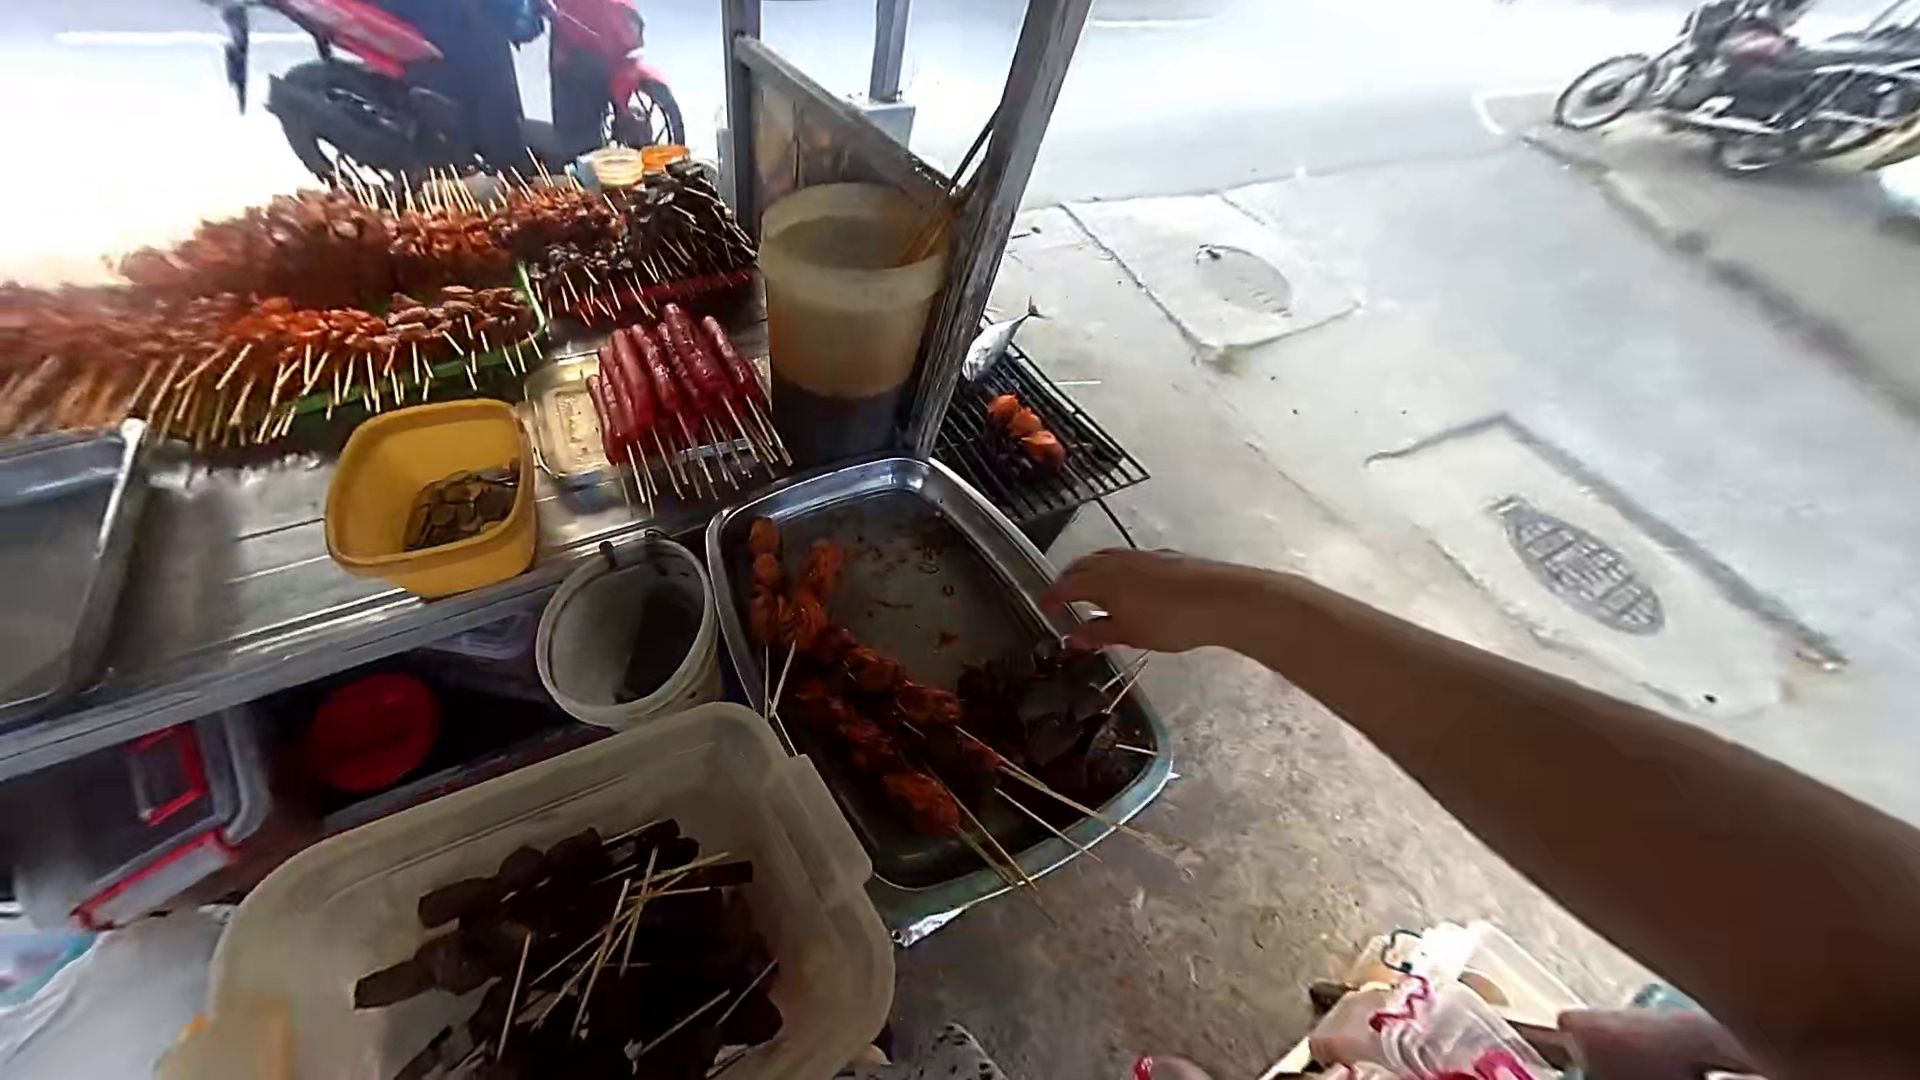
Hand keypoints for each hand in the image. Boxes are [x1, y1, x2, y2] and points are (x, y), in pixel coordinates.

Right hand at [1041, 548, 1264, 652]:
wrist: (1221, 598)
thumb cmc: (1170, 621)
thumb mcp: (1129, 634)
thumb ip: (1098, 634)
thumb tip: (1072, 637)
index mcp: (1100, 580)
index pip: (1065, 585)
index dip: (1051, 596)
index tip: (1043, 606)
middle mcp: (1115, 561)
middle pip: (1081, 565)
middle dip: (1067, 580)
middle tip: (1062, 597)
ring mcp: (1139, 555)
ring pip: (1103, 558)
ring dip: (1090, 571)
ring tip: (1090, 590)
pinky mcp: (1162, 555)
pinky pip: (1125, 559)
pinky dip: (1113, 569)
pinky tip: (1126, 585)